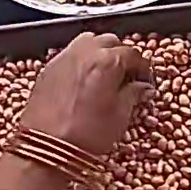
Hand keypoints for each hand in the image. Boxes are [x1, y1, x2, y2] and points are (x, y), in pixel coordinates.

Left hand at [19, 32, 154, 155]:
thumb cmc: (85, 134)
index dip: (143, 68)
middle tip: (127, 76)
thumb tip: (140, 87)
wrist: (46, 147)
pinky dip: (82, 60)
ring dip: (100, 52)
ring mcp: (64, 58)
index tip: (145, 80)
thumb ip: (132, 94)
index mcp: (108, 62)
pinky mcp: (49, 68)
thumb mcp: (119, 116)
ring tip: (105, 73)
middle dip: (122, 56)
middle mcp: (85, 53)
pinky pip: (71, 54)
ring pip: (89, 42)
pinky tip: (85, 79)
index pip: (134, 54)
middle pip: (111, 42)